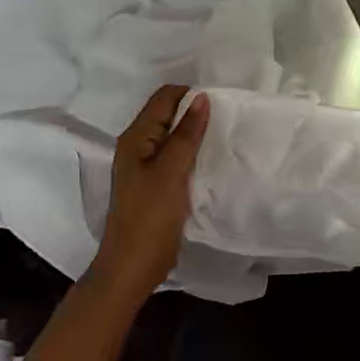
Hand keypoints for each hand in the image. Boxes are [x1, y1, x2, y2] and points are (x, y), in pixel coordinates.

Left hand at [89, 85, 210, 301]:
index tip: (220, 102)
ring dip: (194, 135)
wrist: (133, 266)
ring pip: (172, 138)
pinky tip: (209, 162)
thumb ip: (186, 134)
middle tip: (226, 119)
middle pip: (167, 115)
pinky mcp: (154, 186)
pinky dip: (191, 155)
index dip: (189, 95)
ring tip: (222, 138)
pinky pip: (174, 159)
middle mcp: (136, 147)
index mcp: (135, 137)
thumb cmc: (150, 217)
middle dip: (194, 113)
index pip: (163, 98)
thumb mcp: (171, 171)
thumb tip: (202, 98)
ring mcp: (144, 167)